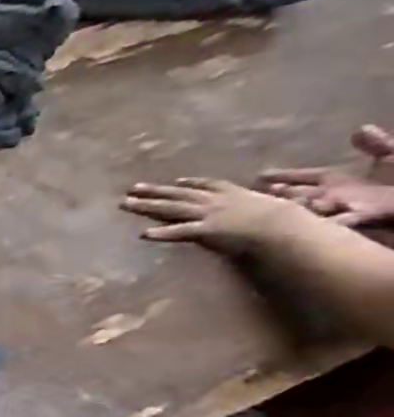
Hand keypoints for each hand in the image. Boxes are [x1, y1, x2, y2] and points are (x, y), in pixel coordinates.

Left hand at [121, 177, 321, 251]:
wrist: (291, 228)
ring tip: (124, 203)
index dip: (193, 184)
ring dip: (146, 206)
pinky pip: (179, 231)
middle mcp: (218, 202)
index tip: (177, 181)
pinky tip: (143, 234)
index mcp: (237, 195)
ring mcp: (210, 215)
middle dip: (155, 191)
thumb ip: (265, 208)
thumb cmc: (290, 221)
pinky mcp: (207, 231)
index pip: (211, 185)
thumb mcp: (277, 208)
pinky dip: (162, 233)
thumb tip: (269, 211)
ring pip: (171, 209)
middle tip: (132, 189)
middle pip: (180, 195)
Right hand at [258, 125, 393, 226]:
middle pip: (296, 195)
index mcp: (338, 178)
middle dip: (277, 195)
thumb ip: (378, 145)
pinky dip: (326, 223)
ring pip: (309, 209)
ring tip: (279, 206)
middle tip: (257, 194)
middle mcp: (333, 193)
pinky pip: (339, 221)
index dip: (281, 176)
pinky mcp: (363, 217)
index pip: (301, 176)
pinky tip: (312, 222)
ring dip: (297, 208)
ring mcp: (344, 207)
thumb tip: (361, 129)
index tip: (259, 176)